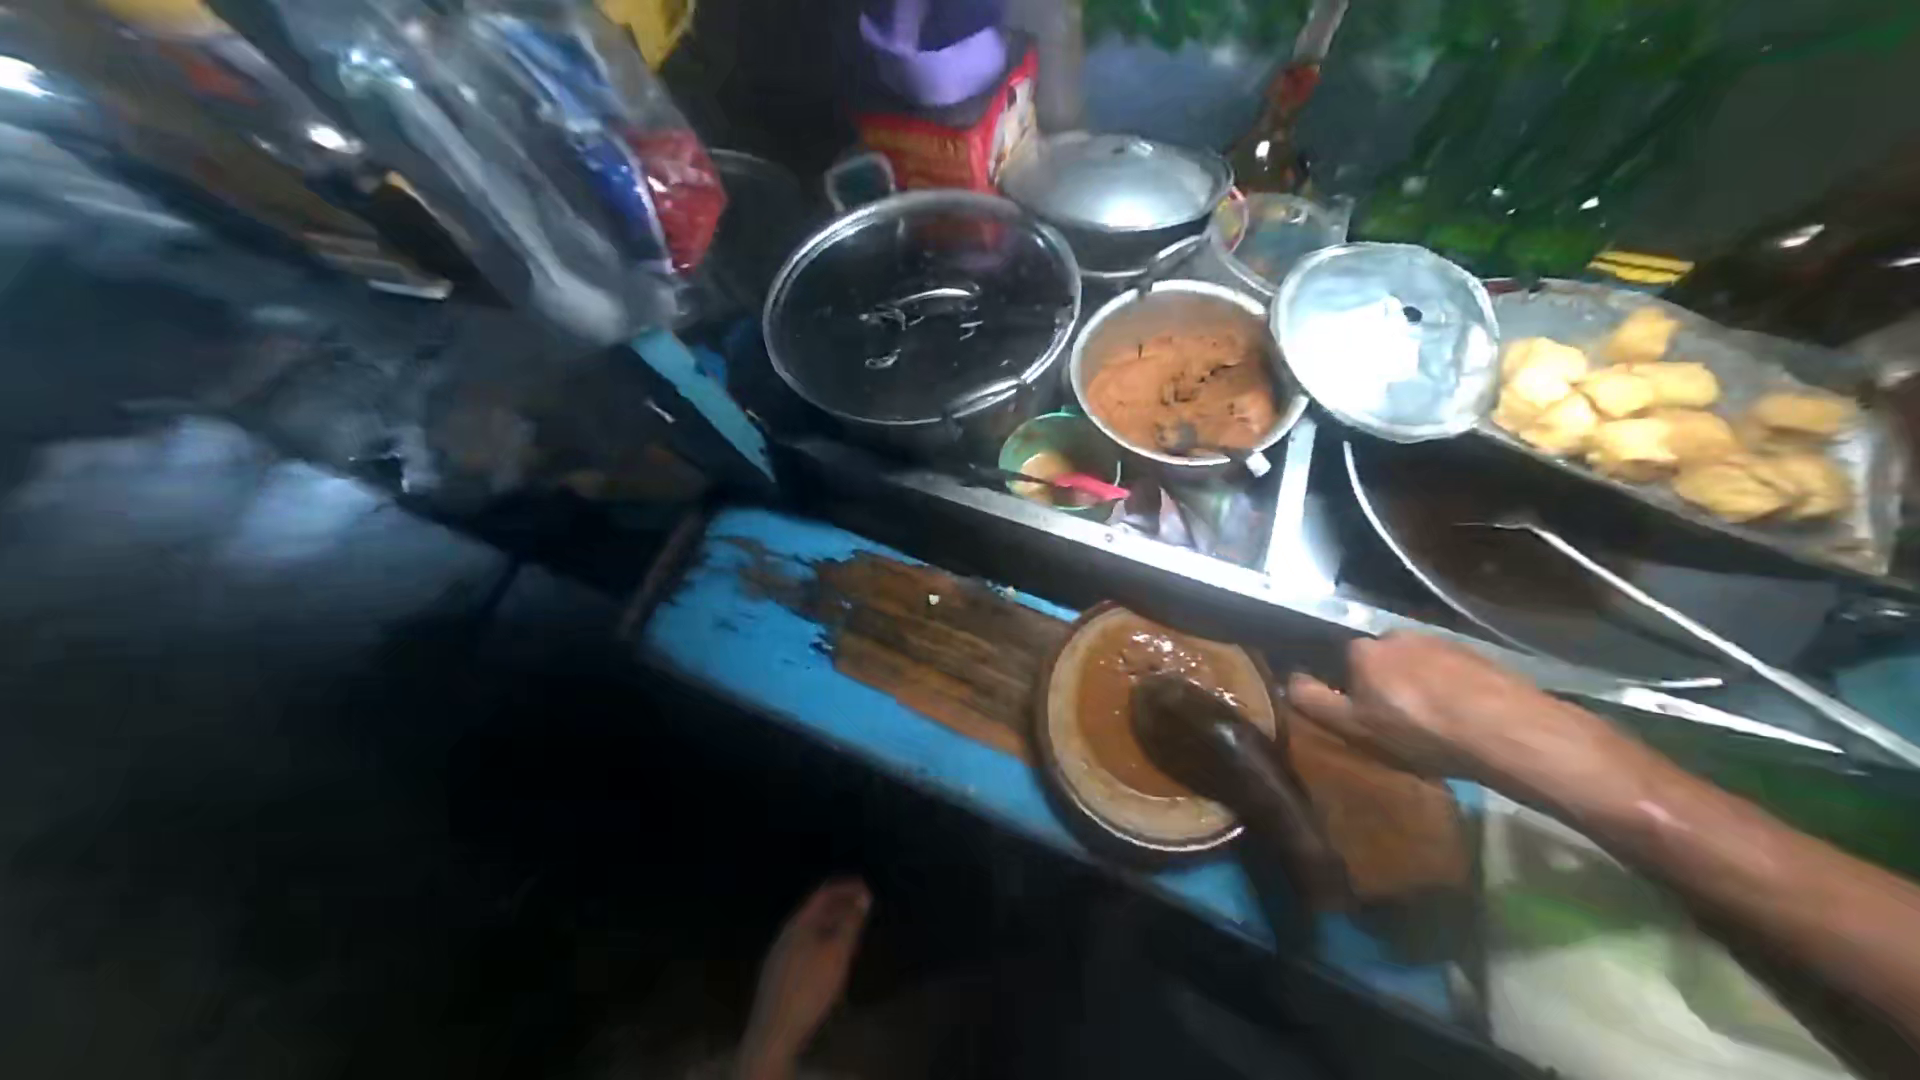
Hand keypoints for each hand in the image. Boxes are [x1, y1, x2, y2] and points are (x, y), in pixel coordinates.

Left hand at [737, 879, 870, 1079]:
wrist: (773, 1034)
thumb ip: (851, 923)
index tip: (866, 888)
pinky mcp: (779, 974)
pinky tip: (831, 957)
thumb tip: (863, 896)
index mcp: (799, 923)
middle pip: (816, 910)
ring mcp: (780, 954)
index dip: (846, 887)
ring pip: (810, 929)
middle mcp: (786, 933)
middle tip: (863, 909)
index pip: (824, 893)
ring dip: (832, 924)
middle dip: (841, 906)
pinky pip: (805, 945)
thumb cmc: (810, 988)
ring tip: (852, 931)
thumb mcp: (837, 953)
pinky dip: (823, 940)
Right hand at [1285, 632, 1641, 803]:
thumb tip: (1287, 680)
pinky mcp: (1477, 654)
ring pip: (1414, 665)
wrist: (1512, 733)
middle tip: (1400, 724)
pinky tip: (1464, 717)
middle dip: (1384, 686)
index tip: (1364, 719)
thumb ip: (1315, 702)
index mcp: (1363, 649)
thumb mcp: (1356, 728)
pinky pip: (1448, 670)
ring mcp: (1440, 641)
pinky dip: (1449, 689)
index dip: (1349, 692)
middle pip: (1378, 662)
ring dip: (1417, 687)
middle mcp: (1395, 635)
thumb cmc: (1423, 732)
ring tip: (1436, 724)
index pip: (1340, 664)